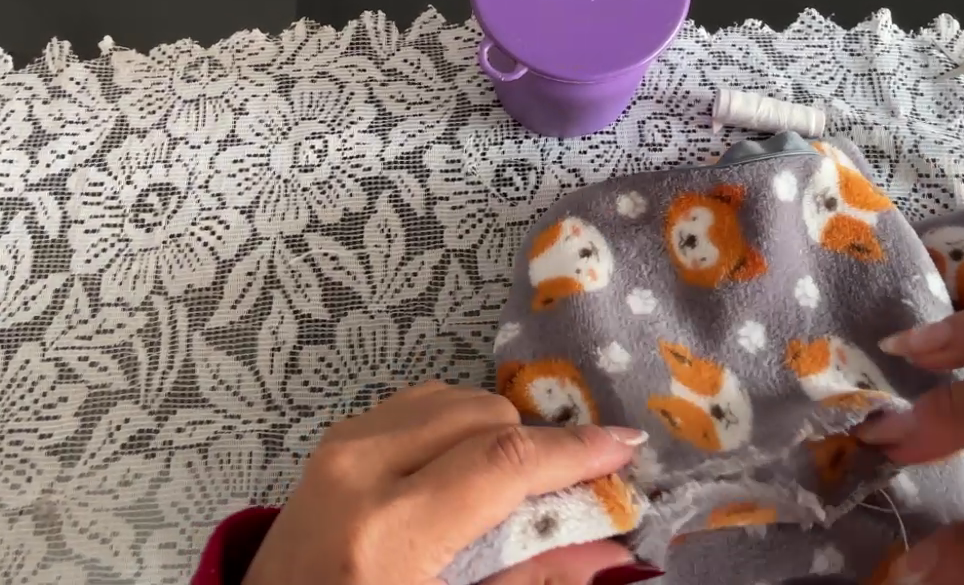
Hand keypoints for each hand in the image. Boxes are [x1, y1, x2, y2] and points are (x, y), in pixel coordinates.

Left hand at [243, 381, 646, 584]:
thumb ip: (530, 580)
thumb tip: (611, 547)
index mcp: (387, 534)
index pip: (501, 462)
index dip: (573, 452)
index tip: (626, 446)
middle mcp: (360, 466)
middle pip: (484, 414)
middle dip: (535, 445)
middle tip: (564, 486)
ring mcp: (343, 441)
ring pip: (457, 397)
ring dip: (496, 431)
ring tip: (508, 484)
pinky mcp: (338, 433)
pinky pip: (422, 402)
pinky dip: (457, 424)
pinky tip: (461, 467)